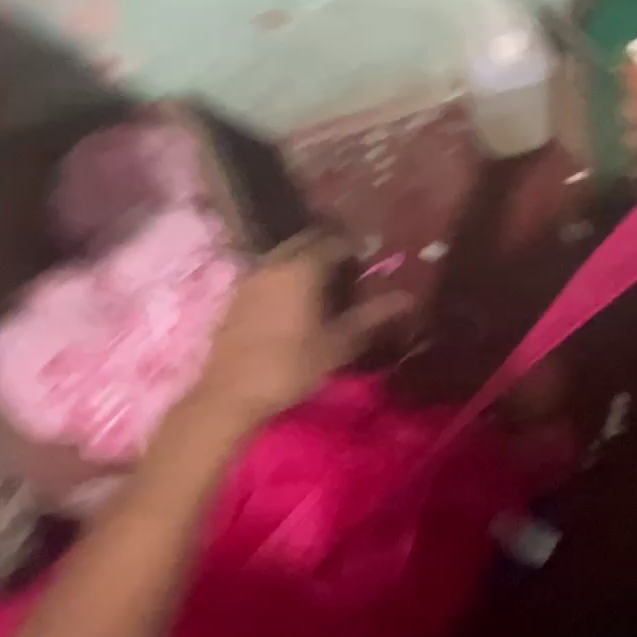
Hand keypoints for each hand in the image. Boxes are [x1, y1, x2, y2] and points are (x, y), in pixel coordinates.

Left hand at [184, 233, 413, 429]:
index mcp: (303, 268)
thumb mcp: (340, 342)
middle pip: (307, 239)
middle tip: (351, 265)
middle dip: (330, 245)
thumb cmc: (291, 366)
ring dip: (306, 258)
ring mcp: (251, 278)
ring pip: (285, 254)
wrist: (229, 397)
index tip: (373, 258)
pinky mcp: (236, 296)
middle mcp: (275, 263)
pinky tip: (296, 296)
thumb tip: (407, 298)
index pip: (336, 241)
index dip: (357, 246)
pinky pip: (269, 270)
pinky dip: (286, 273)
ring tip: (325, 280)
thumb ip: (374, 315)